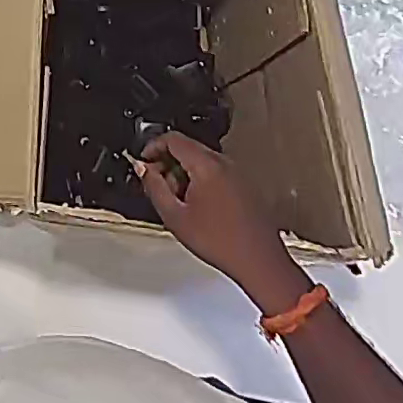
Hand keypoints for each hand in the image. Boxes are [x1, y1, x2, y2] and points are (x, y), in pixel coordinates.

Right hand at [138, 132, 310, 313]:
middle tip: (157, 183)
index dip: (152, 147)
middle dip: (167, 162)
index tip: (144, 162)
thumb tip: (144, 169)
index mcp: (207, 166)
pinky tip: (197, 207)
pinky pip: (215, 172)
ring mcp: (237, 174)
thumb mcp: (173, 215)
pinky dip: (200, 181)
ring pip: (200, 161)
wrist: (259, 263)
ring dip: (183, 173)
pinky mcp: (244, 186)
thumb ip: (153, 185)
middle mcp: (225, 164)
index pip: (172, 138)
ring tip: (178, 201)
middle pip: (187, 148)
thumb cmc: (223, 243)